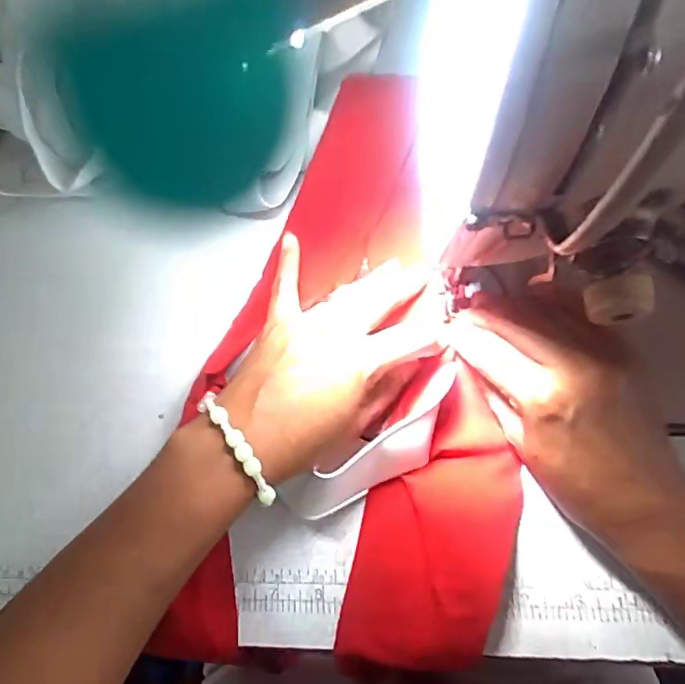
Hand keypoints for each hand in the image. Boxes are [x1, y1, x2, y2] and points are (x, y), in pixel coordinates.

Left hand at [215, 233, 442, 483]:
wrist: (242, 442)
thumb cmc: (300, 442)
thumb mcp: (354, 423)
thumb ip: (385, 390)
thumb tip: (409, 366)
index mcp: (361, 362)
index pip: (409, 339)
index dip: (431, 334)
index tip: (442, 331)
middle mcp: (336, 334)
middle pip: (380, 301)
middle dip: (406, 286)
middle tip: (423, 275)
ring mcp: (305, 324)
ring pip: (345, 293)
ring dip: (370, 279)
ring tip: (390, 268)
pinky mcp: (277, 324)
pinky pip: (285, 288)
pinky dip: (289, 264)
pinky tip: (291, 241)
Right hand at [447, 293, 684, 542]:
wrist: (645, 497)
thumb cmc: (577, 485)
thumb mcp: (522, 446)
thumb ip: (494, 397)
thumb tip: (469, 361)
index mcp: (542, 396)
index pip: (489, 348)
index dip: (462, 334)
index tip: (447, 329)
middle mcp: (574, 361)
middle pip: (516, 318)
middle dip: (483, 313)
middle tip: (463, 314)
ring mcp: (604, 349)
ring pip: (547, 305)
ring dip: (513, 302)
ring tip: (492, 305)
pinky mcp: (624, 347)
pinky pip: (581, 308)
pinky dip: (553, 300)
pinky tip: (534, 300)